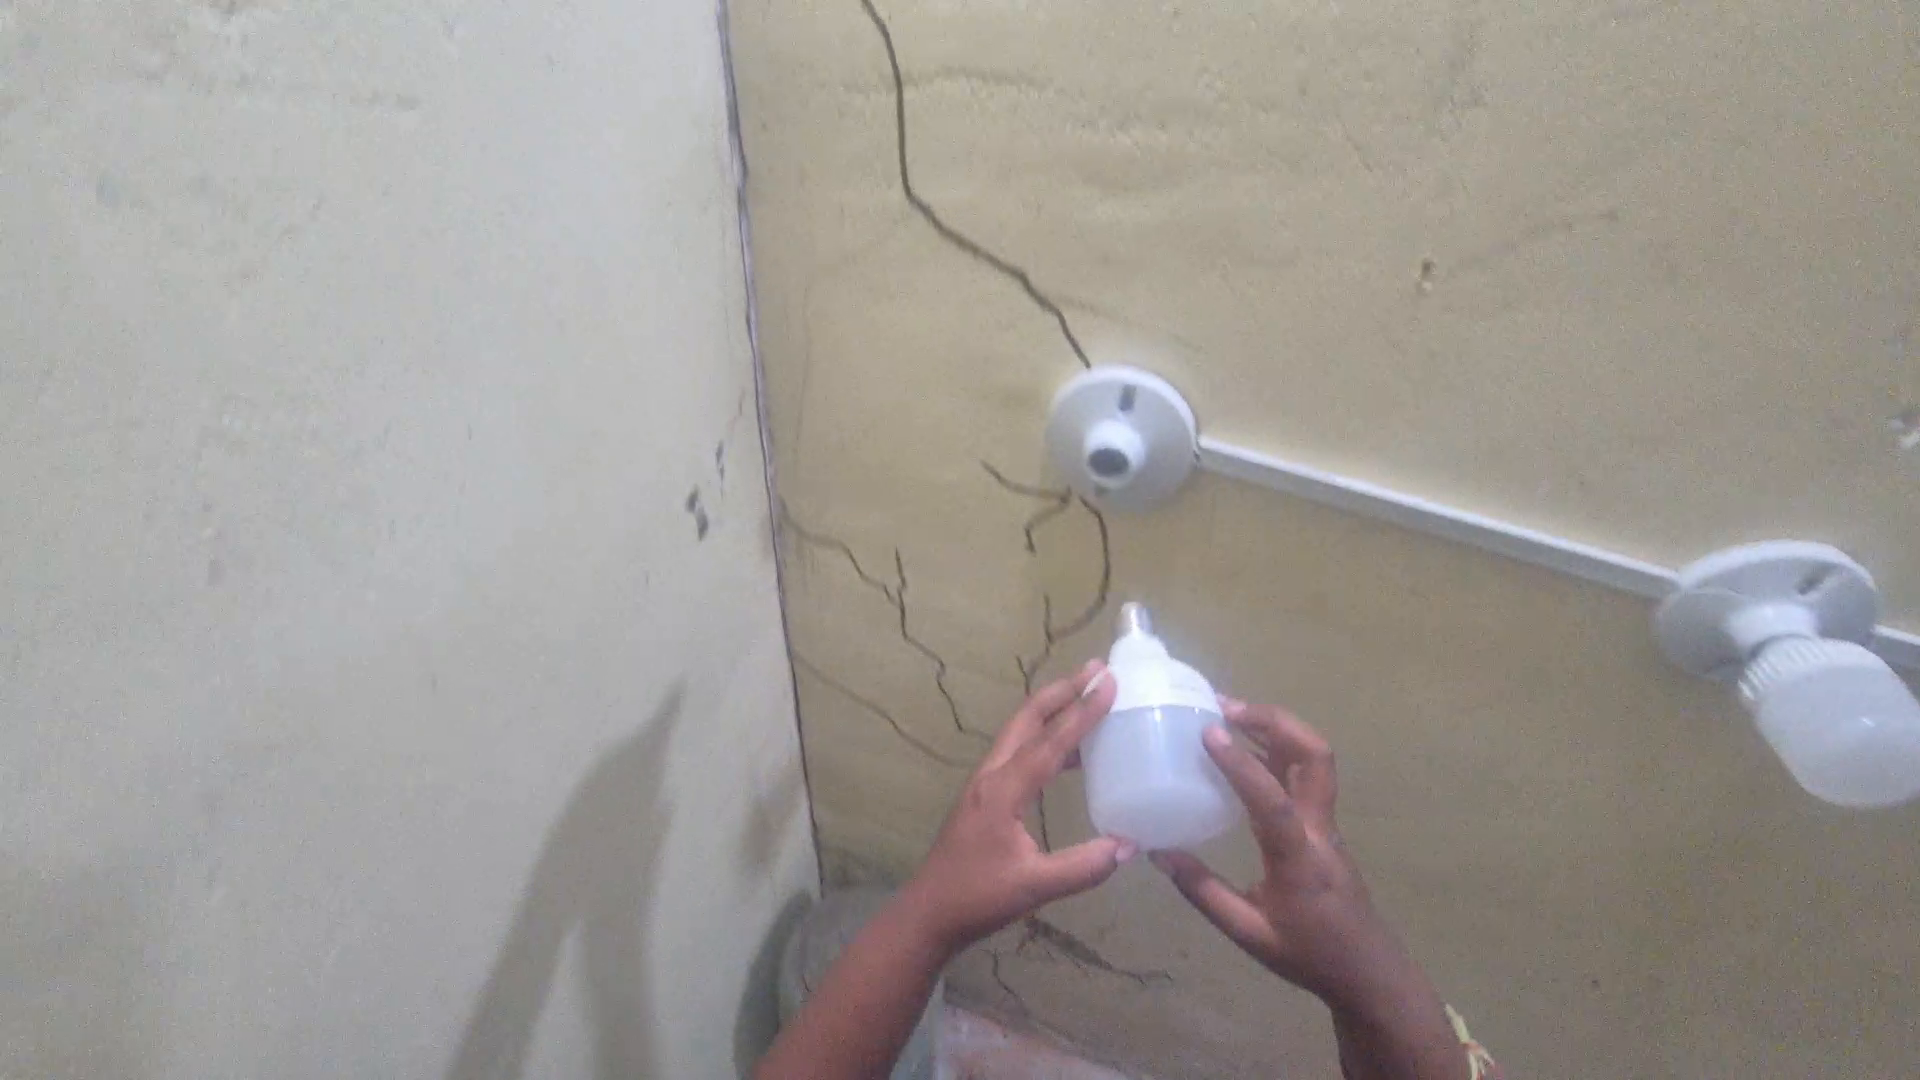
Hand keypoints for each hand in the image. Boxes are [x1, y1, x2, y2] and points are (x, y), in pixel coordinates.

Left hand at [898, 661, 1132, 954]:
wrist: (929, 910)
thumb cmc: (978, 898)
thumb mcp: (1034, 888)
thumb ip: (1082, 867)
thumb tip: (1129, 845)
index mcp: (1003, 790)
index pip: (1050, 742)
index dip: (1082, 711)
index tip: (1109, 683)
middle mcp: (992, 774)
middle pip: (1028, 717)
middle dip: (1063, 690)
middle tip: (1098, 669)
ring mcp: (985, 780)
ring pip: (1021, 730)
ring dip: (1053, 708)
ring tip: (1089, 694)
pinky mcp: (986, 792)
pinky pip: (1020, 750)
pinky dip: (1046, 737)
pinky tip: (1072, 751)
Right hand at [1150, 701, 1405, 1005]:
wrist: (1369, 973)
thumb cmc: (1309, 954)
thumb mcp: (1249, 934)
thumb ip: (1203, 892)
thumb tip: (1156, 852)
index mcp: (1300, 858)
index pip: (1273, 802)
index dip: (1241, 764)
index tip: (1210, 732)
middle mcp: (1318, 828)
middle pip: (1314, 757)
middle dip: (1274, 721)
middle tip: (1226, 708)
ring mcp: (1325, 822)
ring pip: (1312, 757)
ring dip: (1274, 726)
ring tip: (1227, 712)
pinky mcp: (1321, 821)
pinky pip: (1301, 771)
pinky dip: (1273, 746)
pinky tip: (1241, 744)